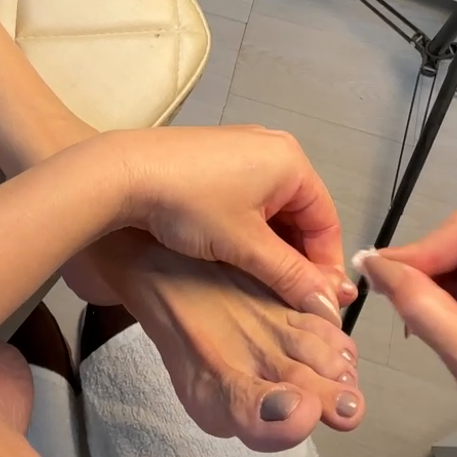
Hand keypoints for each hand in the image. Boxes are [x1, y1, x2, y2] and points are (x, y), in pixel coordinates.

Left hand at [55, 126, 356, 323]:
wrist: (124, 172)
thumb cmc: (192, 204)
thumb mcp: (245, 245)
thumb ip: (291, 277)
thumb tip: (332, 308)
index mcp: (290, 161)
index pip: (325, 222)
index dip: (325, 269)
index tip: (320, 308)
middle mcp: (272, 148)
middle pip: (301, 214)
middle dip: (298, 259)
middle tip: (292, 303)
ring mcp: (242, 149)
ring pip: (272, 210)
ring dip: (272, 248)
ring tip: (264, 287)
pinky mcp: (215, 157)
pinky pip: (248, 198)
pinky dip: (249, 230)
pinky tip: (238, 258)